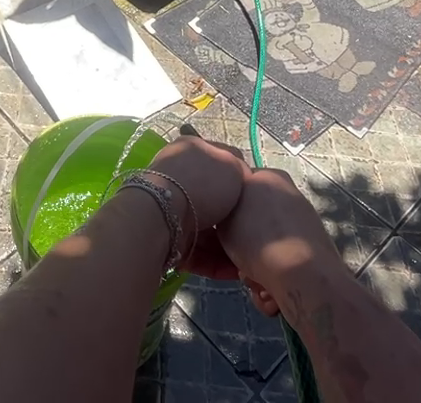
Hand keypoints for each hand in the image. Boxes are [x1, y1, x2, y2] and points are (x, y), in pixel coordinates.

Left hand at [142, 136, 249, 277]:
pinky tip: (234, 272)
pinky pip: (197, 251)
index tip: (256, 196)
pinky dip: (215, 262)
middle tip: (252, 232)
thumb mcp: (231, 165)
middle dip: (233, 219)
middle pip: (214, 199)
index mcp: (191, 149)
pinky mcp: (169, 237)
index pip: (220, 160)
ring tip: (247, 259)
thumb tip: (240, 178)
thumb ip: (239, 169)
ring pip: (207, 228)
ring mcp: (172, 207)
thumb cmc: (202, 183)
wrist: (164, 213)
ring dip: (227, 246)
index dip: (240, 177)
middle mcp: (179, 176)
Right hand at [215, 167, 341, 315]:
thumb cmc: (256, 240)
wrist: (302, 275)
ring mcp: (305, 220)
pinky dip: (277, 276)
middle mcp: (288, 192)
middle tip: (238, 263)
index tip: (222, 234)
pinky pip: (285, 260)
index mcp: (268, 175)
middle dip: (244, 248)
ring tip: (257, 283)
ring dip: (258, 267)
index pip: (239, 189)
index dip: (227, 213)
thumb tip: (230, 216)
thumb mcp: (223, 217)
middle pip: (254, 222)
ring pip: (269, 245)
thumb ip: (223, 209)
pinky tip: (272, 292)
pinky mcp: (316, 247)